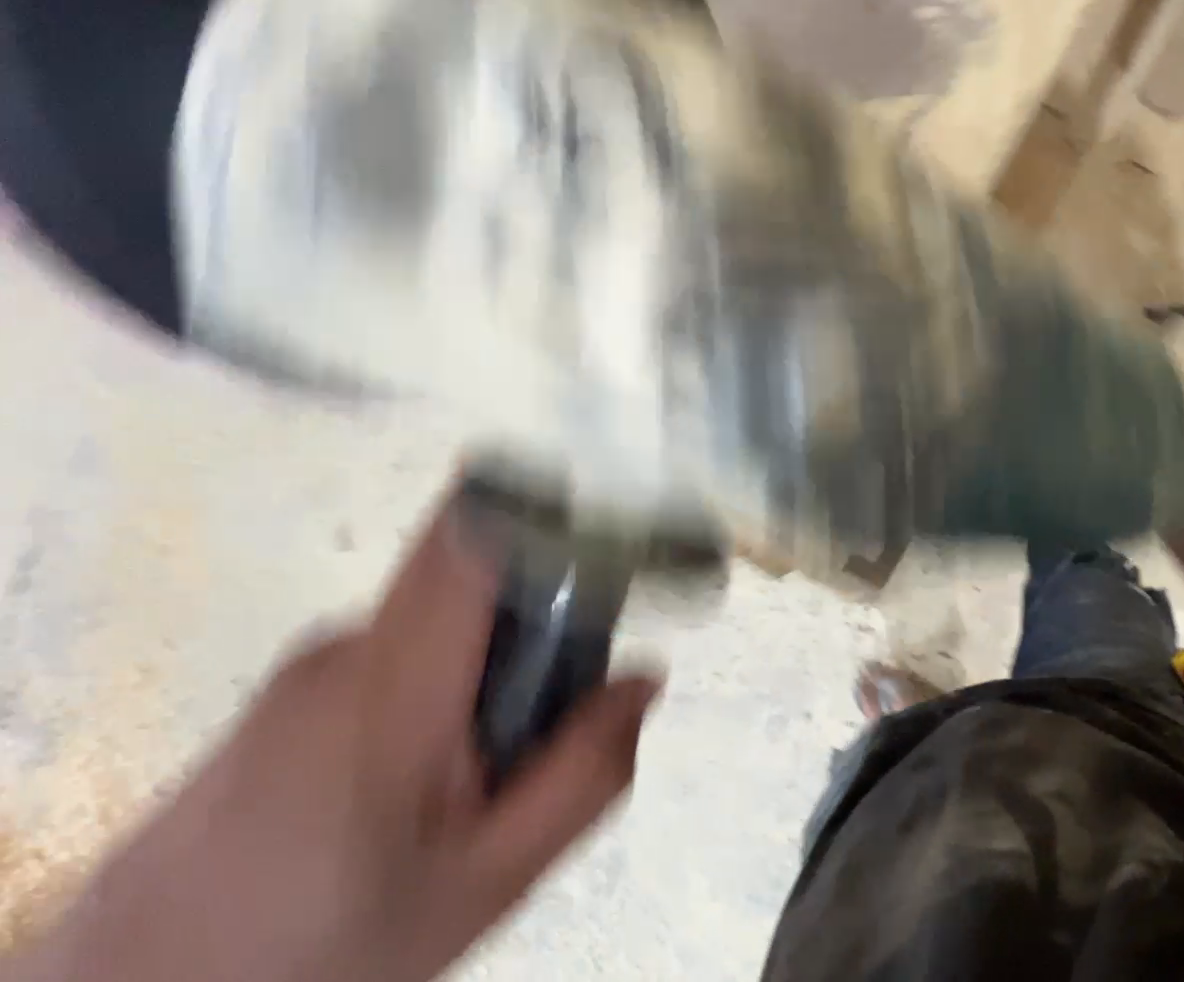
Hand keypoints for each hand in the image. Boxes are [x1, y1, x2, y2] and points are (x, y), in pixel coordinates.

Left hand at [13, 494, 662, 981]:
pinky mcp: (280, 697)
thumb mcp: (490, 880)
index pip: (467, 539)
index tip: (603, 529)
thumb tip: (643, 680)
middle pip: (476, 596)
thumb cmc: (323, 948)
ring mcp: (301, 674)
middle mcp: (340, 655)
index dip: (539, 507)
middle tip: (540, 741)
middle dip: (536, 646)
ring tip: (465, 791)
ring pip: (442, 637)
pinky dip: (436, 704)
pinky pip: (395, 665)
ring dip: (485, 686)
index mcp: (392, 686)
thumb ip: (584, 773)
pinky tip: (409, 796)